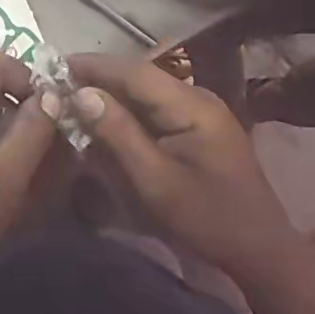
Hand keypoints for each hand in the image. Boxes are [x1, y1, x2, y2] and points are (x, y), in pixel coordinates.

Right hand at [68, 54, 308, 279]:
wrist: (258, 247)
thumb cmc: (206, 217)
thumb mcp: (154, 180)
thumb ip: (118, 134)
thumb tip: (82, 93)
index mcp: (192, 104)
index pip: (135, 71)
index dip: (94, 66)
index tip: (56, 66)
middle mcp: (198, 97)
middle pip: (140, 77)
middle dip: (99, 78)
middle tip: (58, 83)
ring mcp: (201, 111)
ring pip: (147, 91)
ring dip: (112, 93)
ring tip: (74, 97)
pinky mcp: (199, 127)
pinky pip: (157, 108)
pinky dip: (128, 110)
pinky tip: (106, 119)